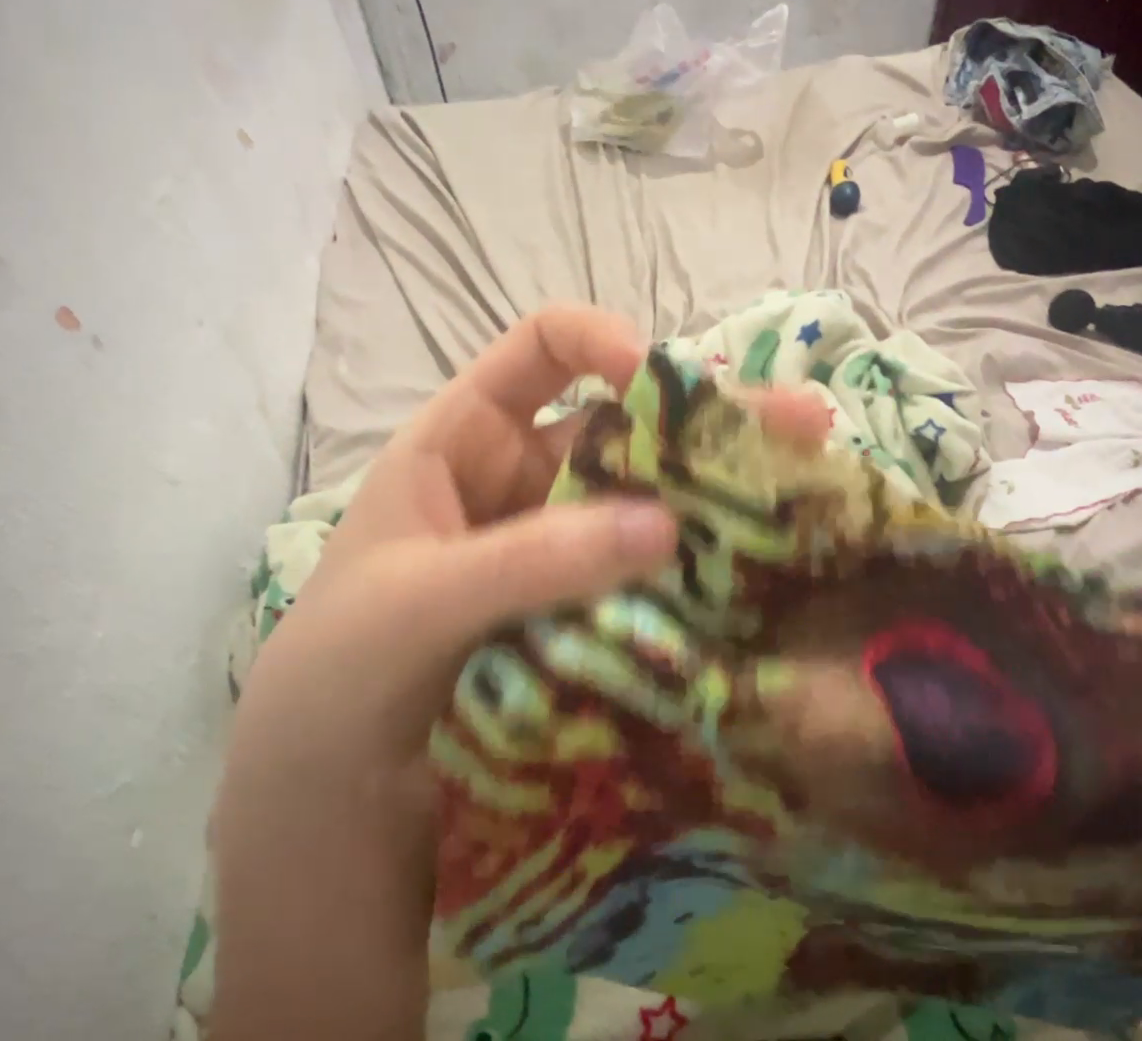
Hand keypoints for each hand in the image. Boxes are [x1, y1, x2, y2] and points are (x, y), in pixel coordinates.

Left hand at [212, 305, 828, 1040]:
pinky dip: (701, 579)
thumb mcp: (422, 600)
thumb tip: (666, 527)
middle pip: (623, 430)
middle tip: (803, 426)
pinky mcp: (589, 621)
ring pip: (648, 508)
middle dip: (705, 424)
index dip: (603, 344)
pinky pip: (651, 584)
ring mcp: (562, 556)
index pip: (541, 352)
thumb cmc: (343, 671)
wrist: (332, 798)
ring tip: (809, 496)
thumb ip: (533, 560)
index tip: (659, 378)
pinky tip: (766, 576)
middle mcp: (525, 487)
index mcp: (465, 443)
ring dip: (719, 501)